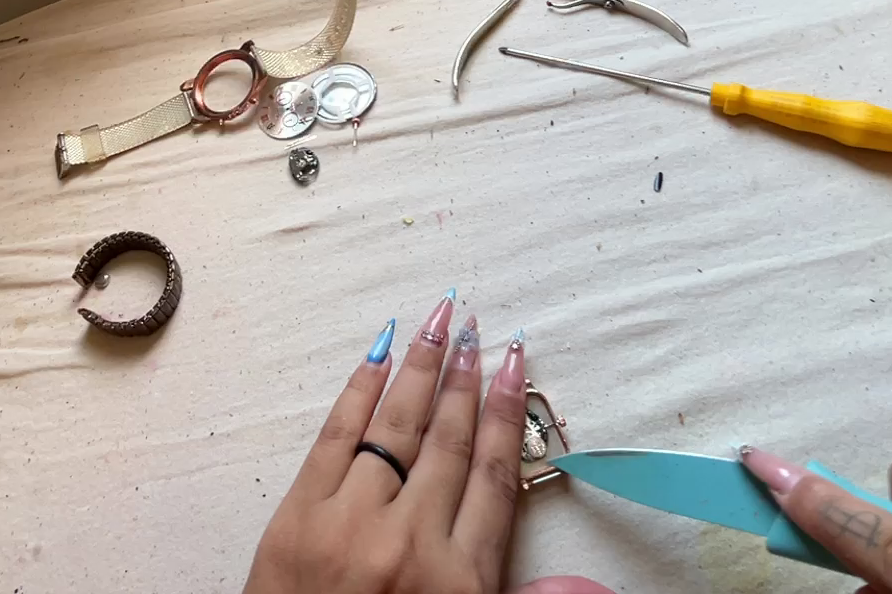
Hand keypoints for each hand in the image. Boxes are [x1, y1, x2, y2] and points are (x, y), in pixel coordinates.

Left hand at [242, 291, 614, 593]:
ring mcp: (351, 520)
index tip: (513, 362)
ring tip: (439, 323)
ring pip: (396, 424)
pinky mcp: (299, 512)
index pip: (493, 476)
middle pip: (447, 439)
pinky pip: (336, 434)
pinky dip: (359, 389)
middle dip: (464, 377)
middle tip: (474, 328)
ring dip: (421, 368)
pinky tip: (378, 352)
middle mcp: (410, 540)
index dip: (506, 412)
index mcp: (460, 581)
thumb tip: (591, 586)